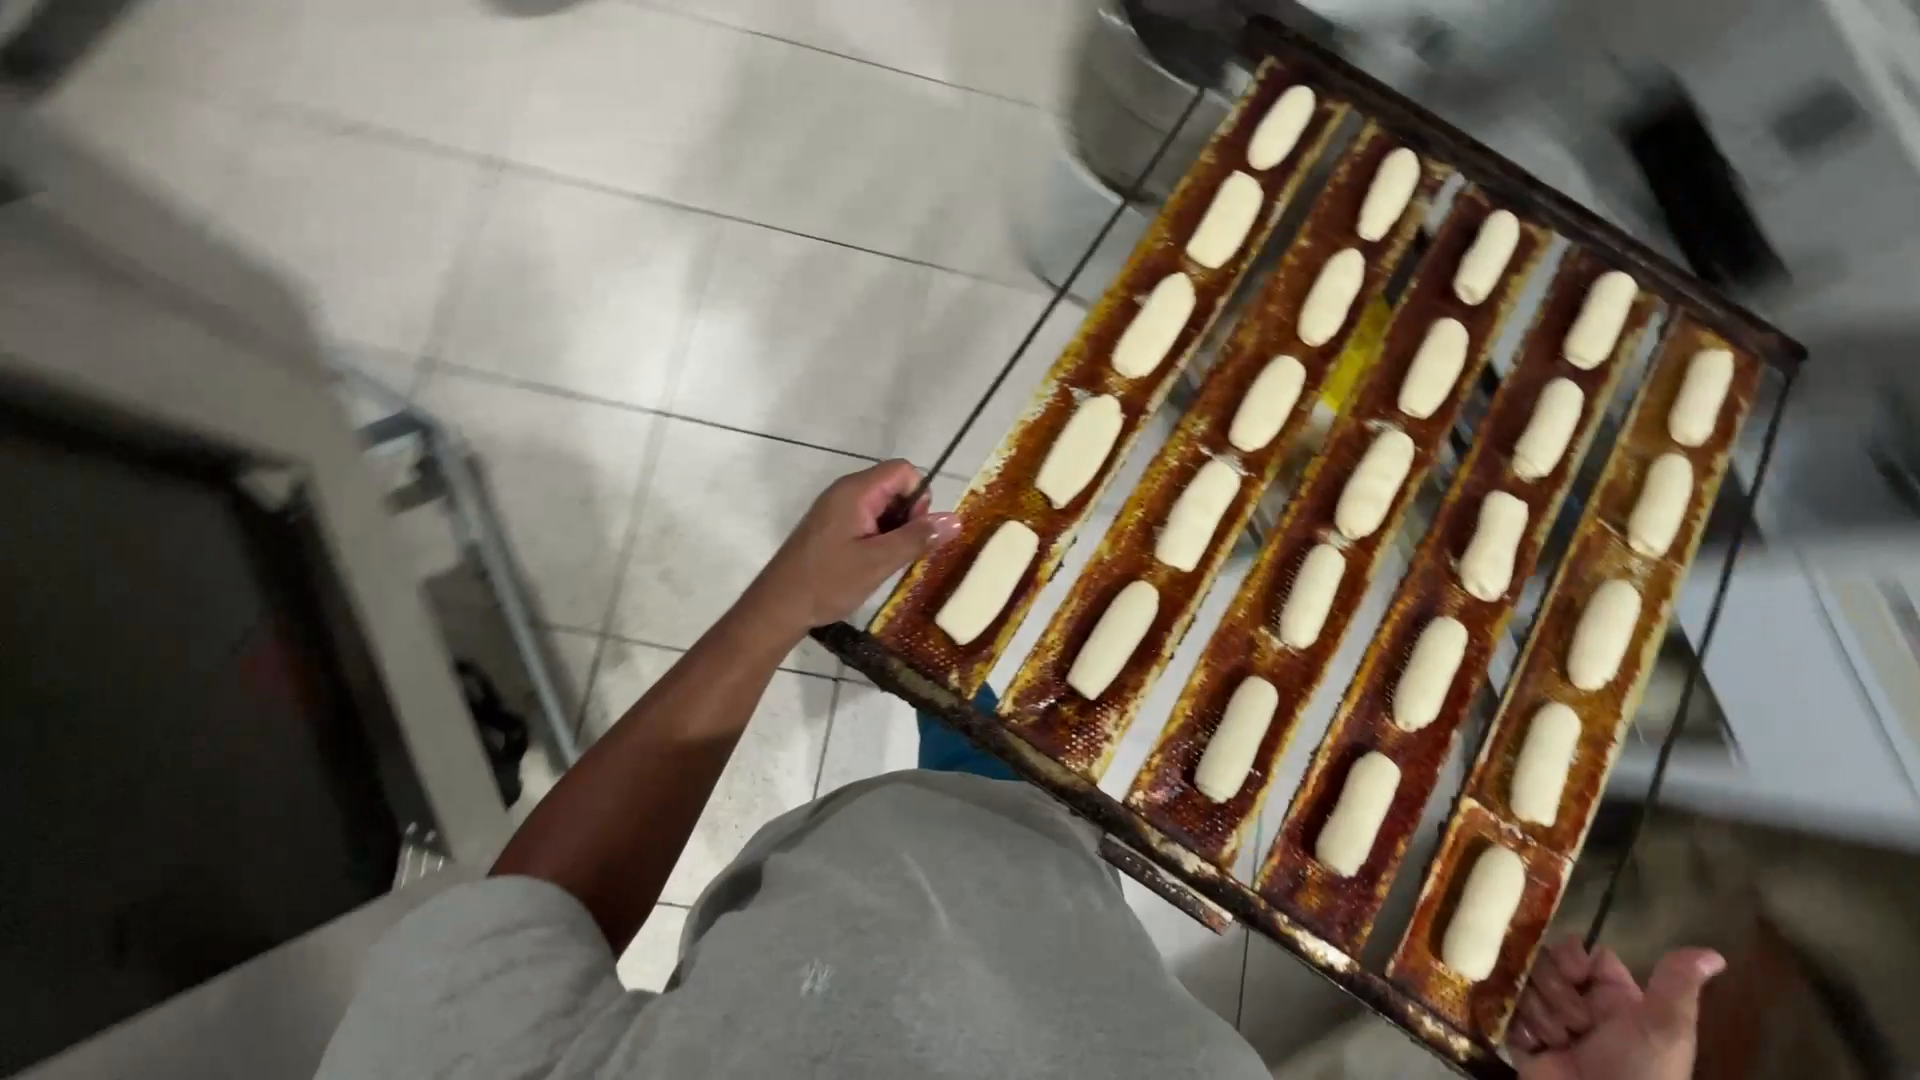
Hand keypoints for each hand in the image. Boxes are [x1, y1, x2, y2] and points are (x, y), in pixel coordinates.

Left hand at [742, 460, 959, 639]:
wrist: (779, 606)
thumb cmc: (828, 581)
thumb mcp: (878, 562)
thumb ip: (917, 538)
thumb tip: (956, 519)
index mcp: (856, 491)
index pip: (904, 471)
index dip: (919, 498)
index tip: (914, 532)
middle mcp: (845, 492)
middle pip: (894, 487)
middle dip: (908, 517)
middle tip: (899, 552)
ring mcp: (836, 509)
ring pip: (883, 507)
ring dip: (894, 531)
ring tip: (885, 563)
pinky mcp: (831, 527)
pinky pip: (866, 520)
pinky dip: (877, 538)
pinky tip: (871, 565)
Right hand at [1510, 938, 1724, 1079]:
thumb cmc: (1640, 1075)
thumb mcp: (1665, 1030)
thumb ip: (1676, 986)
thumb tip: (1714, 953)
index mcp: (1612, 996)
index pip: (1580, 951)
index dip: (1571, 956)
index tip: (1576, 972)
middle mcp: (1578, 1003)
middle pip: (1546, 963)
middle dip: (1554, 989)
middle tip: (1576, 1022)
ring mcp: (1547, 1019)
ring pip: (1524, 984)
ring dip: (1540, 1013)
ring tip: (1560, 1043)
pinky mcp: (1521, 1036)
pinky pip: (1506, 1009)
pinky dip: (1521, 1027)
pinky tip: (1538, 1047)